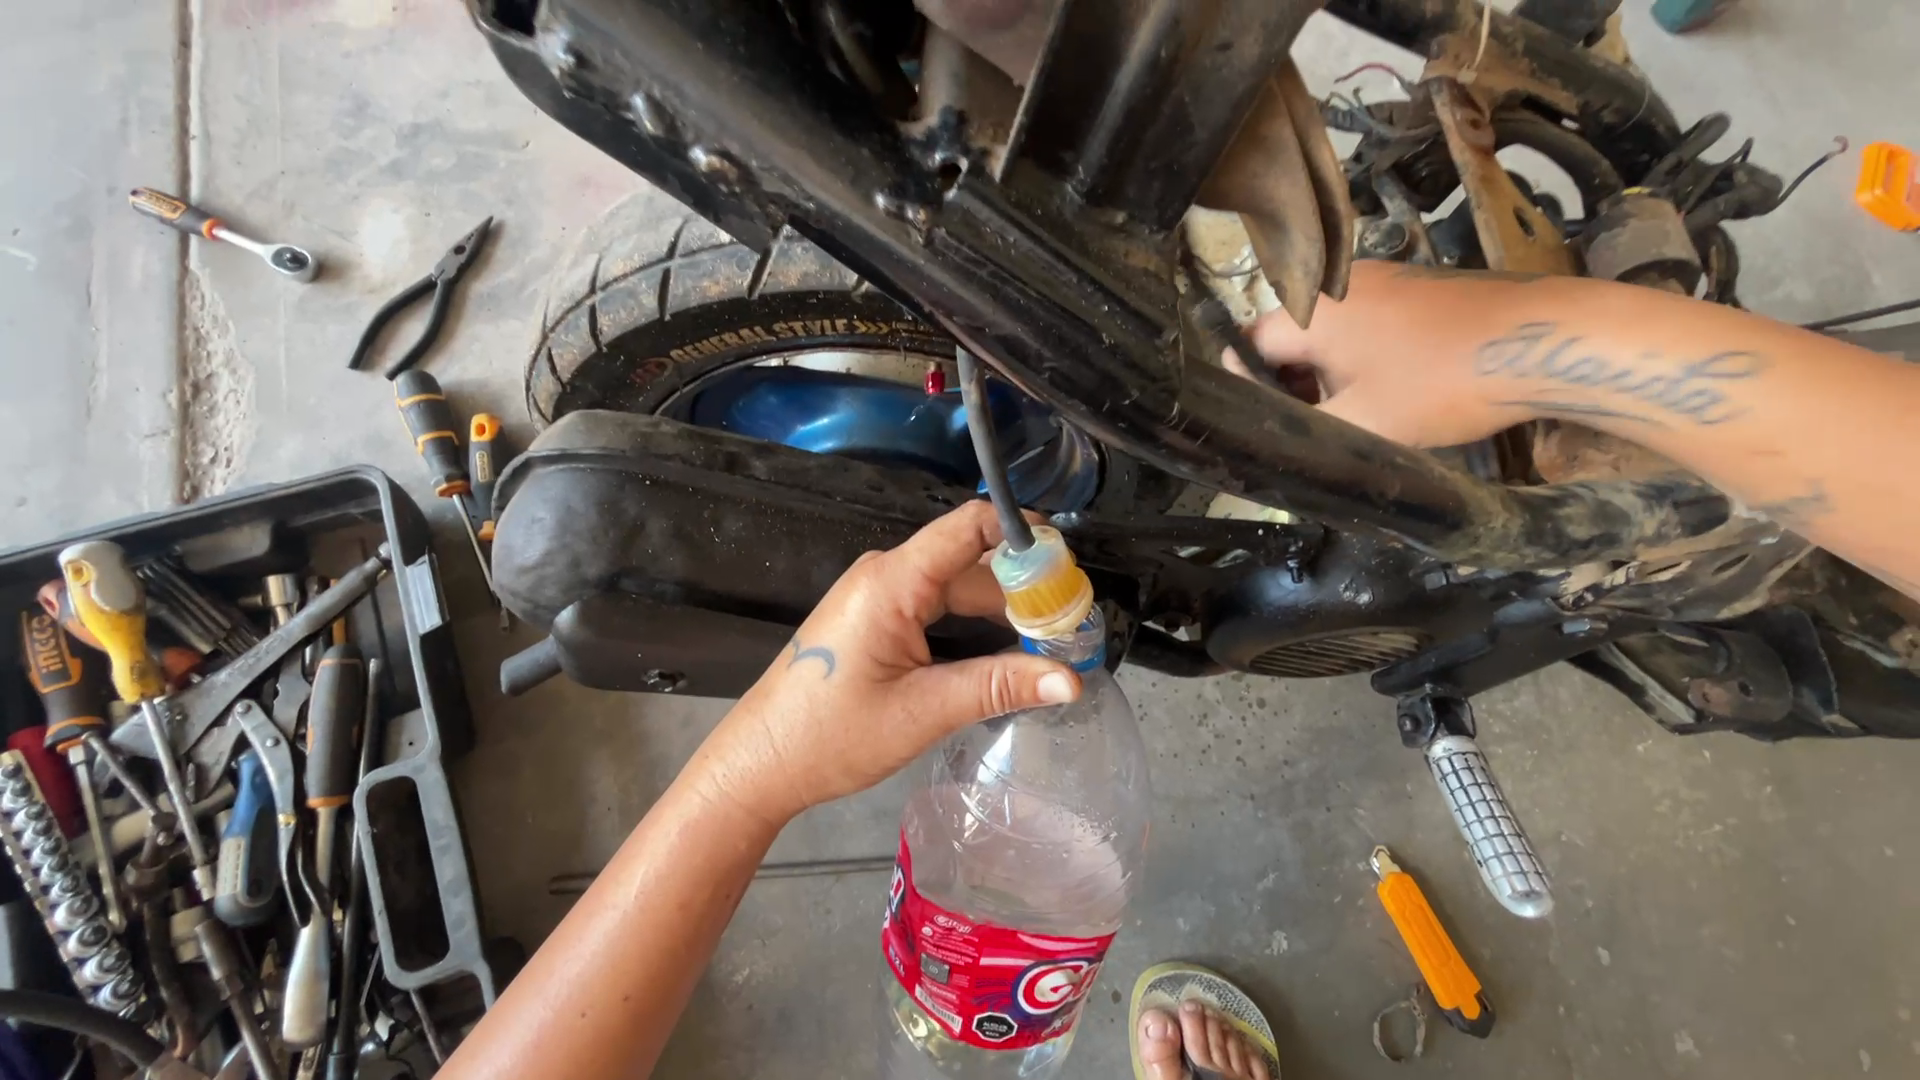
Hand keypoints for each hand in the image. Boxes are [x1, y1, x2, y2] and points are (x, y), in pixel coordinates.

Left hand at [683, 501, 1081, 826]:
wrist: (761, 764)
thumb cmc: (832, 736)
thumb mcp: (923, 711)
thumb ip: (999, 686)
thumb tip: (1072, 680)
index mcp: (892, 581)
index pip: (969, 526)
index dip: (1024, 534)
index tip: (1070, 567)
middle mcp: (886, 574)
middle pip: (971, 562)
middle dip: (1025, 587)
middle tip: (1074, 625)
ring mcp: (879, 596)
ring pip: (957, 588)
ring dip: (1002, 611)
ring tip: (1053, 642)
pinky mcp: (876, 619)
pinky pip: (936, 607)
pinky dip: (974, 625)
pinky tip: (1006, 652)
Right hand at [1228, 261, 1551, 447]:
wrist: (1546, 343)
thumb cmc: (1441, 385)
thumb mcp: (1357, 423)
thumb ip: (1294, 423)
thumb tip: (1262, 423)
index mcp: (1311, 312)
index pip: (1248, 348)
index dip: (1251, 389)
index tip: (1272, 422)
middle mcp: (1336, 284)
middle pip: (1286, 338)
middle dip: (1290, 383)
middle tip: (1315, 424)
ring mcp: (1378, 278)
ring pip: (1324, 333)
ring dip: (1325, 372)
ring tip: (1355, 409)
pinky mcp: (1412, 284)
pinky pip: (1360, 322)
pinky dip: (1358, 355)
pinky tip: (1388, 384)